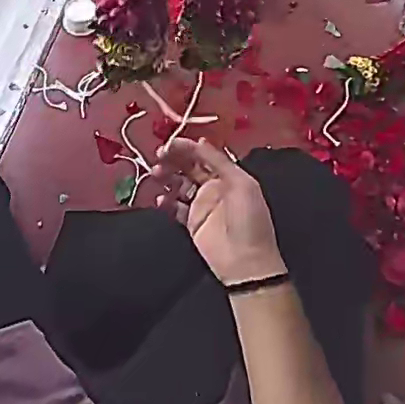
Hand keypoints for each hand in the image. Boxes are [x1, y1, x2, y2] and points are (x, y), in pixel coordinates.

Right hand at [151, 139, 286, 286]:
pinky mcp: (191, 222)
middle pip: (189, 166)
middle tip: (158, 157)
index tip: (169, 145)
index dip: (186, 147)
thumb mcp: (241, 184)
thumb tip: (200, 141)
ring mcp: (201, 204)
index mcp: (227, 174)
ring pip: (179, 184)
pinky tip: (160, 199)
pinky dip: (166, 201)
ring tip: (156, 174)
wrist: (246, 262)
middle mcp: (213, 185)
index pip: (203, 154)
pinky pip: (175, 207)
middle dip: (173, 159)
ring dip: (167, 176)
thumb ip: (219, 161)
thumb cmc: (248, 219)